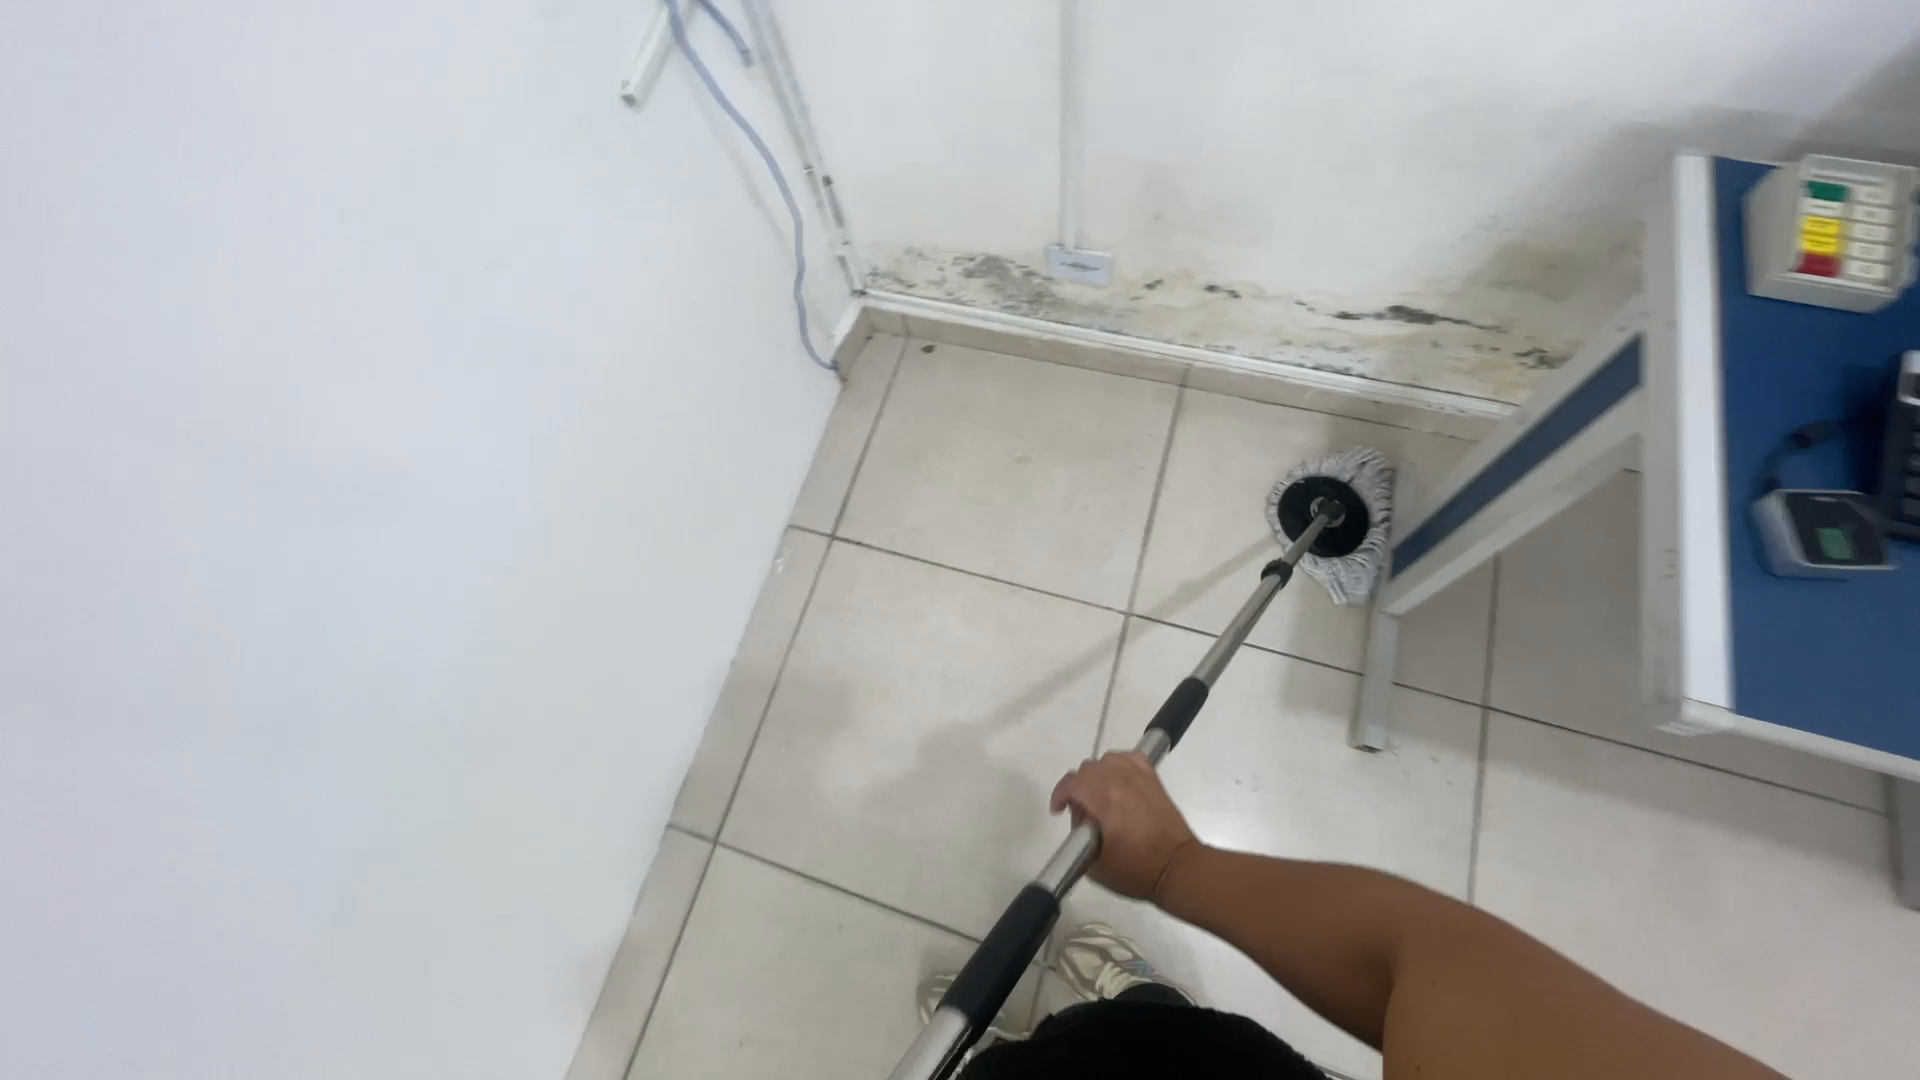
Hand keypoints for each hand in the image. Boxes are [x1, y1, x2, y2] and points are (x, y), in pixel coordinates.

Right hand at [1049, 751, 1200, 902]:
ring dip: (1098, 775)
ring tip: (1101, 796)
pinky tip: (1120, 781)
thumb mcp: (1095, 864)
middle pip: (1087, 769)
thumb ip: (1078, 837)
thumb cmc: (1136, 870)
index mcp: (1103, 797)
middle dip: (1078, 789)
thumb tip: (1081, 820)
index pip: (1071, 782)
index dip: (1060, 795)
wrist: (1178, 868)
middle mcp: (1119, 779)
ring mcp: (1138, 776)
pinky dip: (1119, 766)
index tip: (1058, 811)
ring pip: (1107, 760)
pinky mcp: (1153, 779)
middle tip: (1084, 813)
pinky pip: (1129, 758)